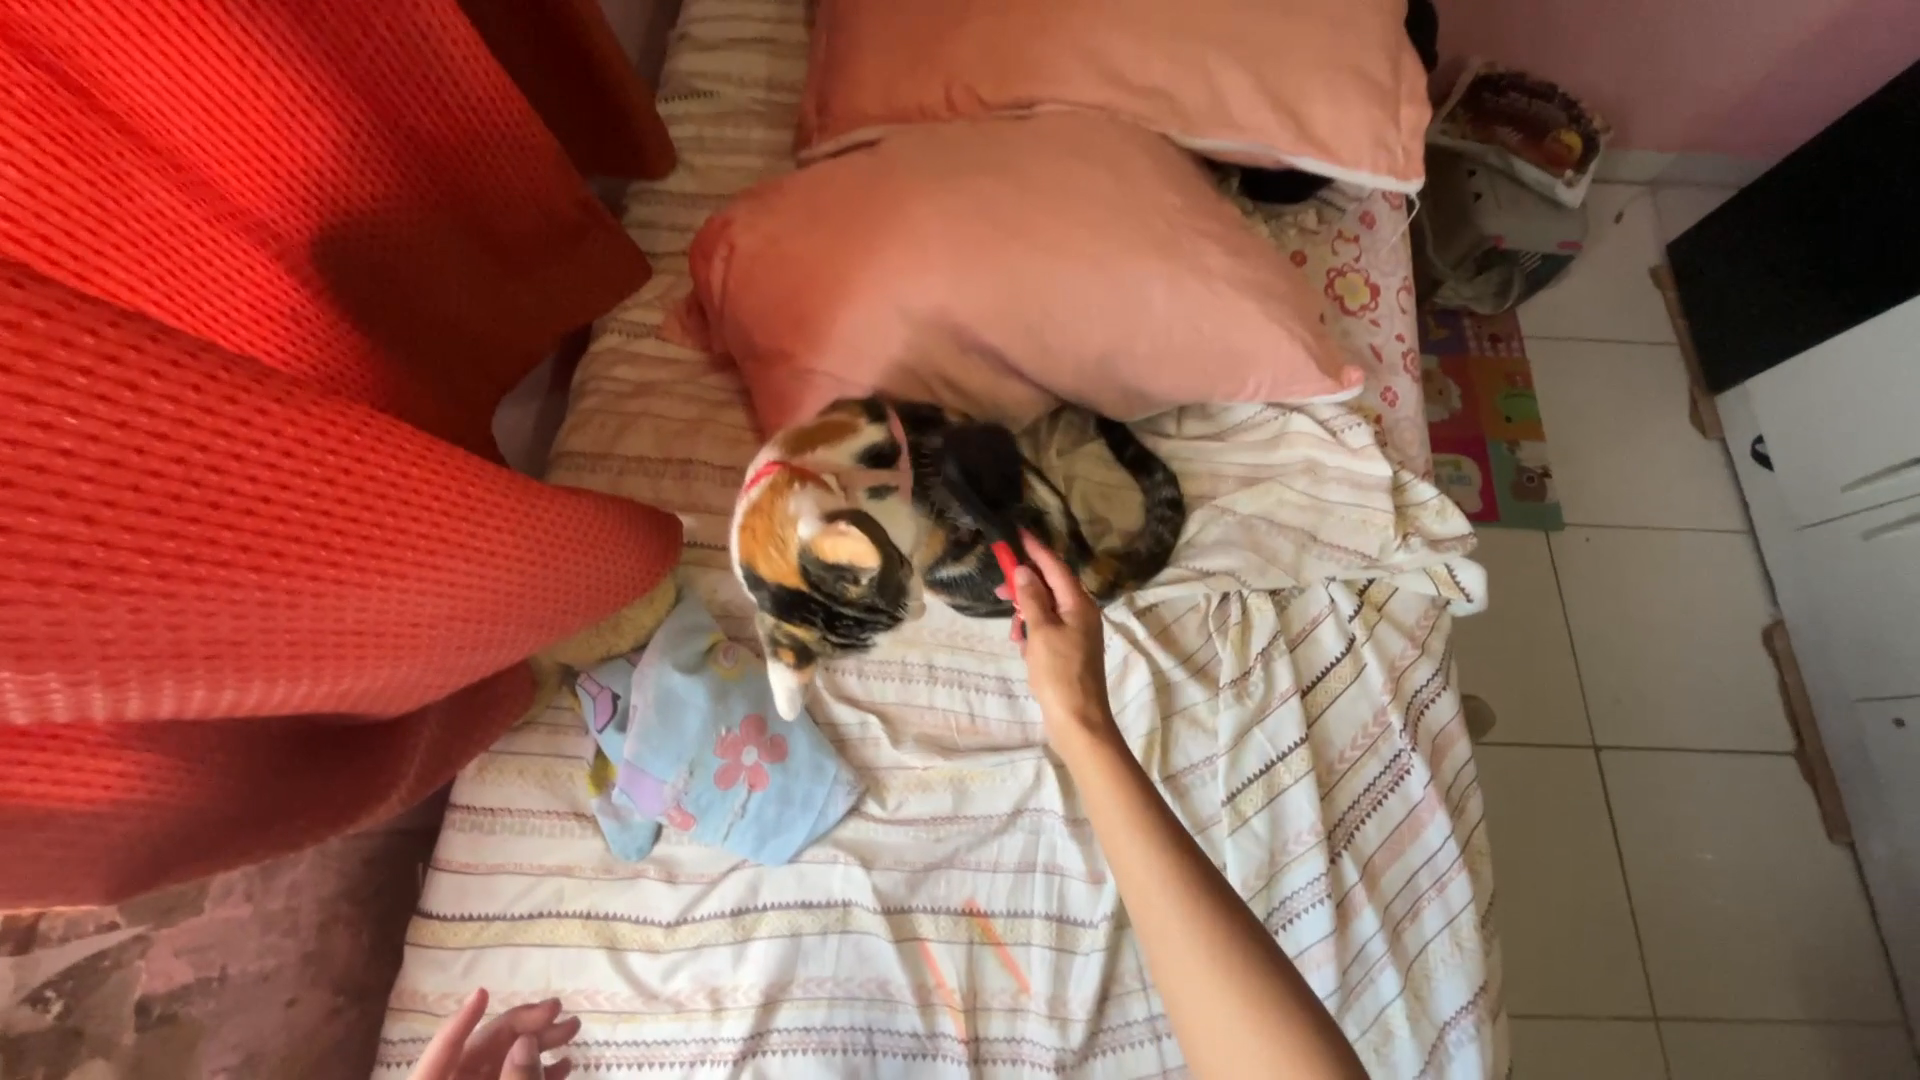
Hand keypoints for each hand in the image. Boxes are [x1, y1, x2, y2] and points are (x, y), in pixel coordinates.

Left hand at [407, 989, 579, 1079]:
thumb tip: (527, 1040)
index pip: (441, 1052)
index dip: (460, 1022)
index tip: (484, 992)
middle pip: (481, 1051)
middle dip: (524, 1026)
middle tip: (559, 1009)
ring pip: (503, 1063)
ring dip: (539, 1045)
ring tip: (573, 1029)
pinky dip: (537, 1071)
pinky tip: (565, 1064)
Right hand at [1002, 532, 1118, 750]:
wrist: (1078, 720)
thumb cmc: (1059, 673)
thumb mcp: (1041, 631)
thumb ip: (1032, 598)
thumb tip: (1023, 570)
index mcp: (1079, 604)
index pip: (1055, 567)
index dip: (1036, 550)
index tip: (1018, 533)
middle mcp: (1082, 614)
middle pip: (1051, 586)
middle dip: (1024, 586)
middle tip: (998, 589)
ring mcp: (1077, 633)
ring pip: (1046, 609)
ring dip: (1026, 613)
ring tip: (1014, 632)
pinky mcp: (1069, 651)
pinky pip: (1047, 629)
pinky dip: (1032, 632)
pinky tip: (1022, 647)